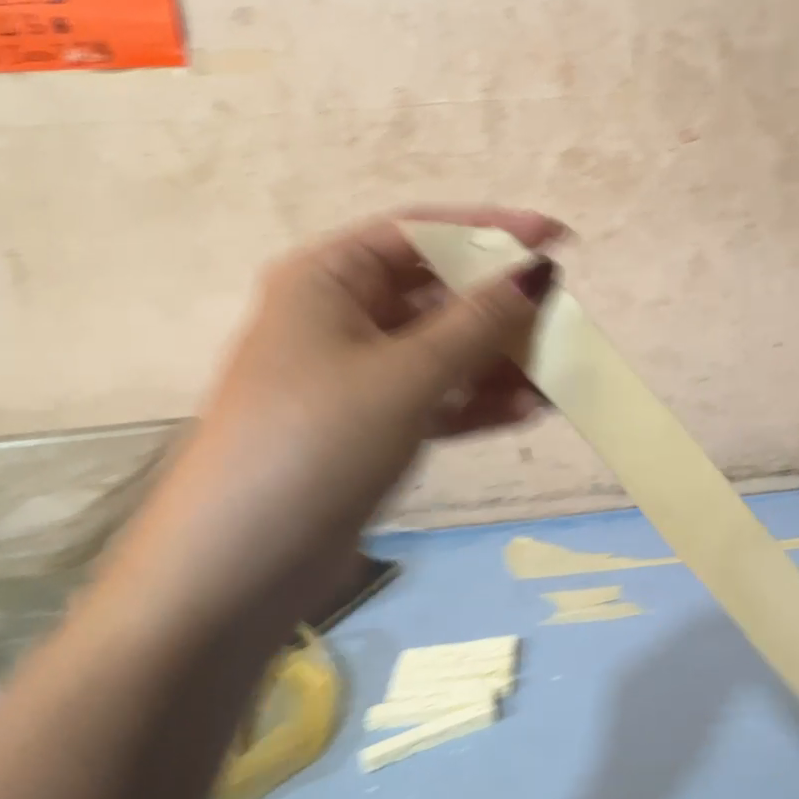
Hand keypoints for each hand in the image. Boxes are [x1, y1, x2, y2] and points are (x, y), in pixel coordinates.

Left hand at [104, 207, 566, 625]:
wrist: (237, 568)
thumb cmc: (317, 443)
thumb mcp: (406, 374)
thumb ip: (479, 321)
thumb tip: (539, 269)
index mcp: (327, 278)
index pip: (420, 232)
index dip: (492, 231)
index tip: (559, 241)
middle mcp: (338, 316)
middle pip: (435, 293)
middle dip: (499, 309)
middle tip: (561, 322)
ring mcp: (352, 377)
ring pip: (440, 351)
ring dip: (496, 362)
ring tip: (555, 379)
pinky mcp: (366, 429)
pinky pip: (433, 398)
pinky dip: (475, 403)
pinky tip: (525, 413)